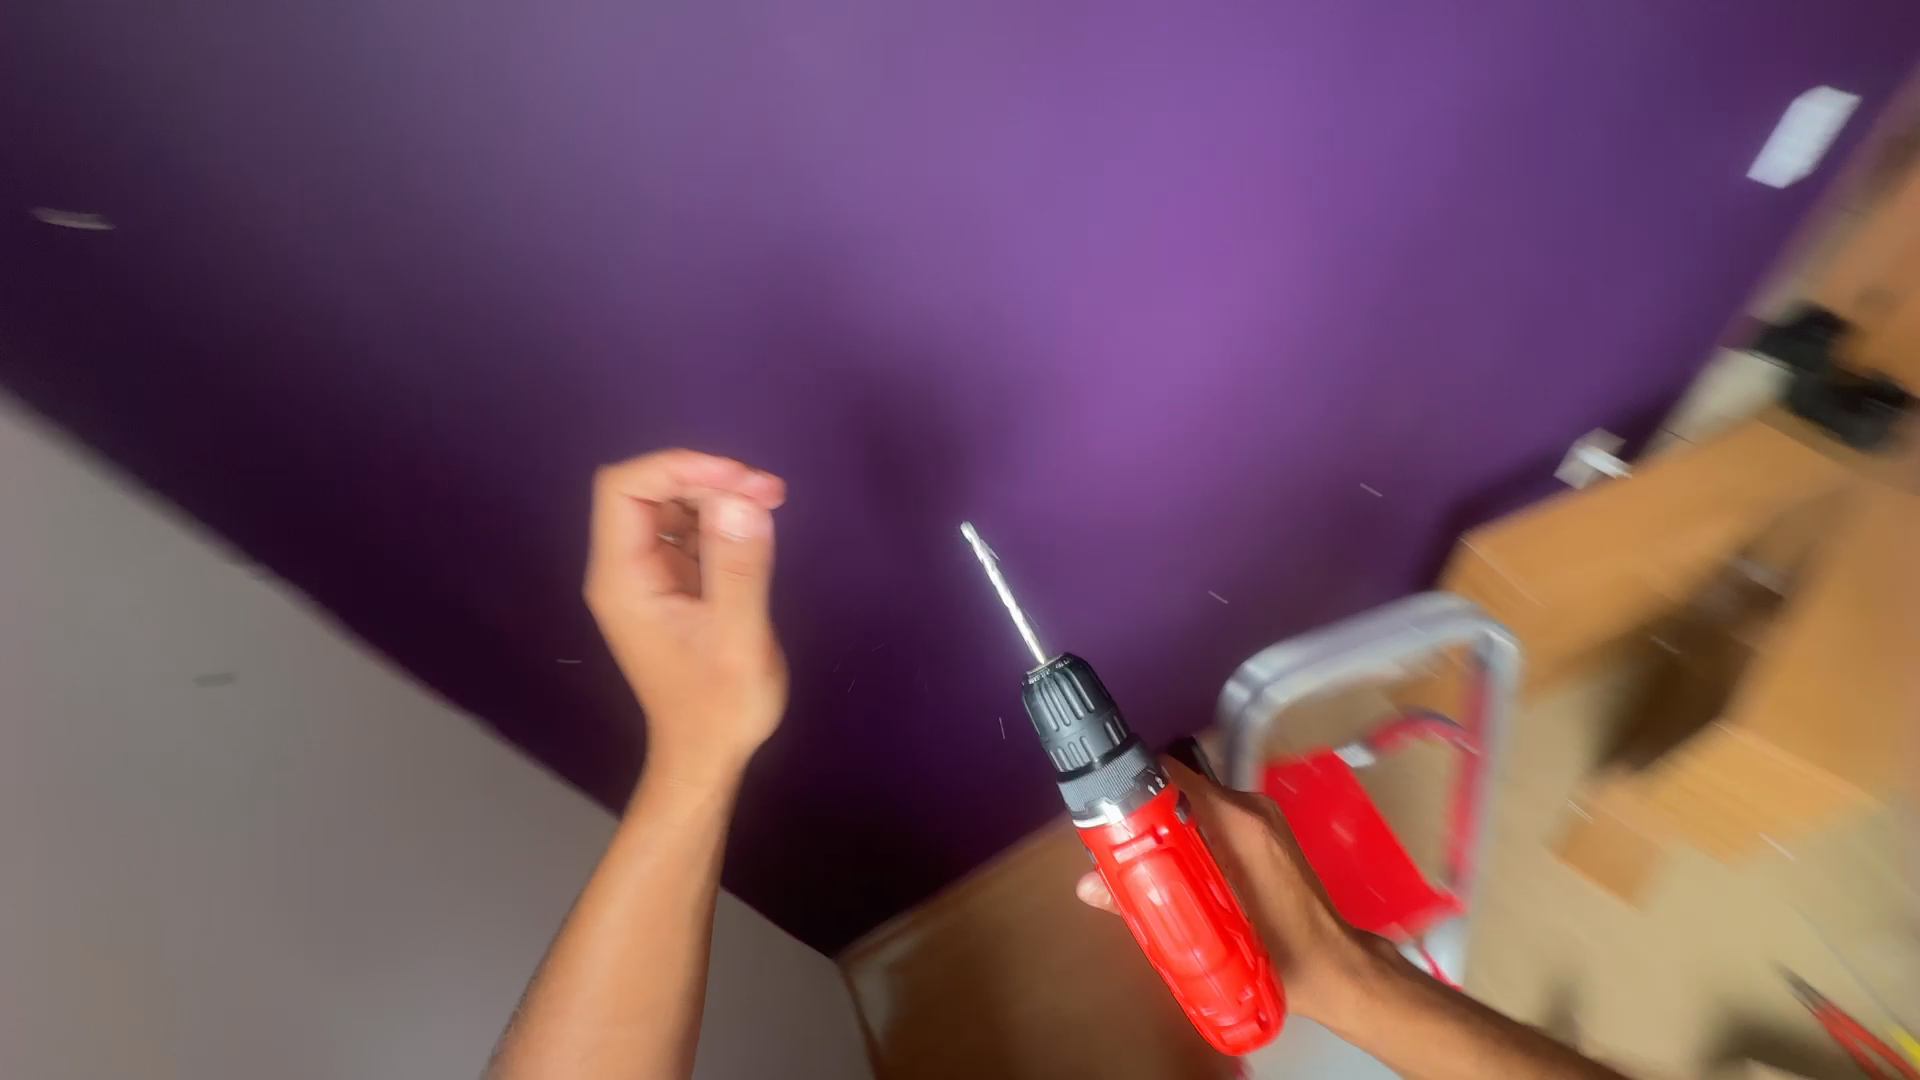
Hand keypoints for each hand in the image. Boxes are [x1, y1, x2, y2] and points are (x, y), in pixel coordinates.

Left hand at [584, 450, 788, 786]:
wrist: (709, 754)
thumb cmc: (720, 707)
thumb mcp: (739, 640)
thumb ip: (740, 569)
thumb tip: (742, 500)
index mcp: (625, 579)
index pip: (625, 489)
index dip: (679, 468)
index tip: (740, 479)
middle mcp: (627, 569)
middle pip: (651, 490)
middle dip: (709, 478)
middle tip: (770, 492)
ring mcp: (650, 576)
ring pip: (672, 505)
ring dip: (719, 493)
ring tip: (772, 501)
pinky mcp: (675, 584)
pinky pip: (691, 529)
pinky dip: (723, 516)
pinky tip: (758, 523)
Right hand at [1075, 758, 1393, 1027]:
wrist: (1339, 969)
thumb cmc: (1280, 954)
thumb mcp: (1205, 935)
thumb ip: (1144, 906)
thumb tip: (1086, 887)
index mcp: (1237, 821)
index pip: (1173, 774)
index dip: (1136, 783)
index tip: (1109, 803)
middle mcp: (1250, 807)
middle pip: (1182, 788)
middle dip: (1149, 807)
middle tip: (1121, 835)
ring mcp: (1263, 815)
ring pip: (1200, 802)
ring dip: (1172, 820)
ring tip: (1147, 850)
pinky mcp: (1269, 829)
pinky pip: (1219, 815)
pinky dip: (1195, 830)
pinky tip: (1182, 861)